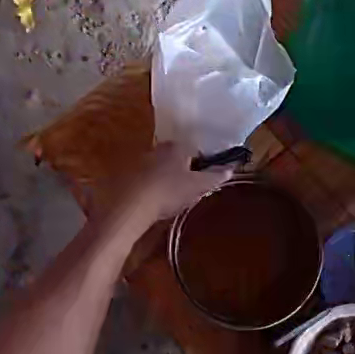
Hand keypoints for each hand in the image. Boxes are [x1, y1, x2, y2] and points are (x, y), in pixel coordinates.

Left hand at [97, 142, 232, 232]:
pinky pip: (141, 179)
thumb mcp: (198, 186)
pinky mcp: (123, 175)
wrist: (129, 206)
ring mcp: (138, 161)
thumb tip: (231, 168)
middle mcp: (157, 148)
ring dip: (163, 178)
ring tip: (168, 198)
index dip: (200, 163)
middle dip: (180, 170)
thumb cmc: (169, 192)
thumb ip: (215, 177)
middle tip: (186, 189)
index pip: (193, 149)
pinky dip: (147, 187)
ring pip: (157, 167)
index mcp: (177, 147)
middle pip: (174, 157)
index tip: (202, 178)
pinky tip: (149, 201)